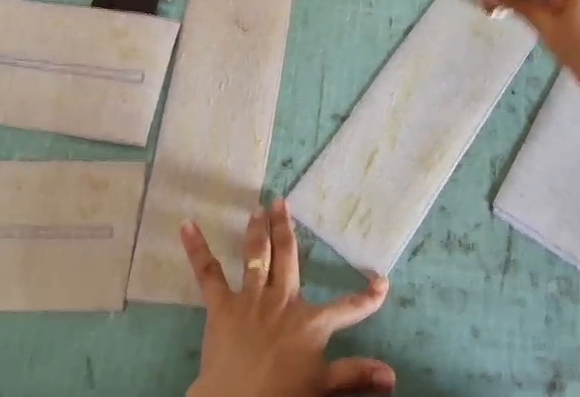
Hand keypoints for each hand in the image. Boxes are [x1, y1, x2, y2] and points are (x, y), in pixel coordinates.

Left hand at [182, 200, 393, 396]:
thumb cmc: (282, 396)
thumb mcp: (323, 388)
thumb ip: (356, 376)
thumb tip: (392, 375)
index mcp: (311, 322)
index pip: (347, 309)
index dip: (367, 298)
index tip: (382, 282)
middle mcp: (283, 300)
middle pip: (288, 257)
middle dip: (287, 229)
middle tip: (283, 202)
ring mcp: (250, 299)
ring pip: (257, 256)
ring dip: (258, 230)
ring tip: (258, 208)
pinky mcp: (221, 307)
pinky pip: (208, 274)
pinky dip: (196, 248)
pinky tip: (187, 225)